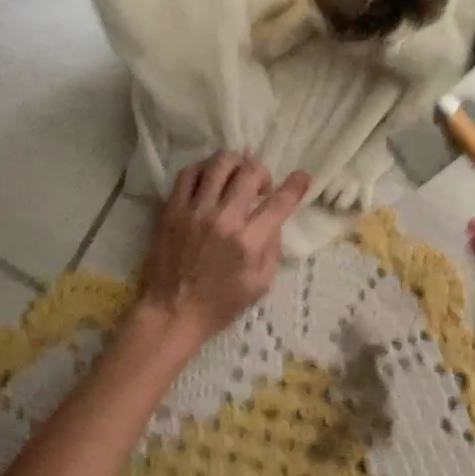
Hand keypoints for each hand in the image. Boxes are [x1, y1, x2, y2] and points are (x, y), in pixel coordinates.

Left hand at [137, 152, 309, 342]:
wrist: (171, 311)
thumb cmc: (220, 304)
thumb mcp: (261, 284)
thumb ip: (272, 247)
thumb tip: (273, 219)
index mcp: (248, 242)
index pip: (279, 203)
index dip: (296, 185)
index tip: (302, 176)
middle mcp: (223, 220)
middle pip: (250, 172)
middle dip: (262, 173)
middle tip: (260, 187)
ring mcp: (194, 211)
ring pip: (219, 164)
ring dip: (235, 164)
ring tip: (235, 175)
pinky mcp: (171, 209)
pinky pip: (189, 173)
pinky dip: (204, 169)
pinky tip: (209, 179)